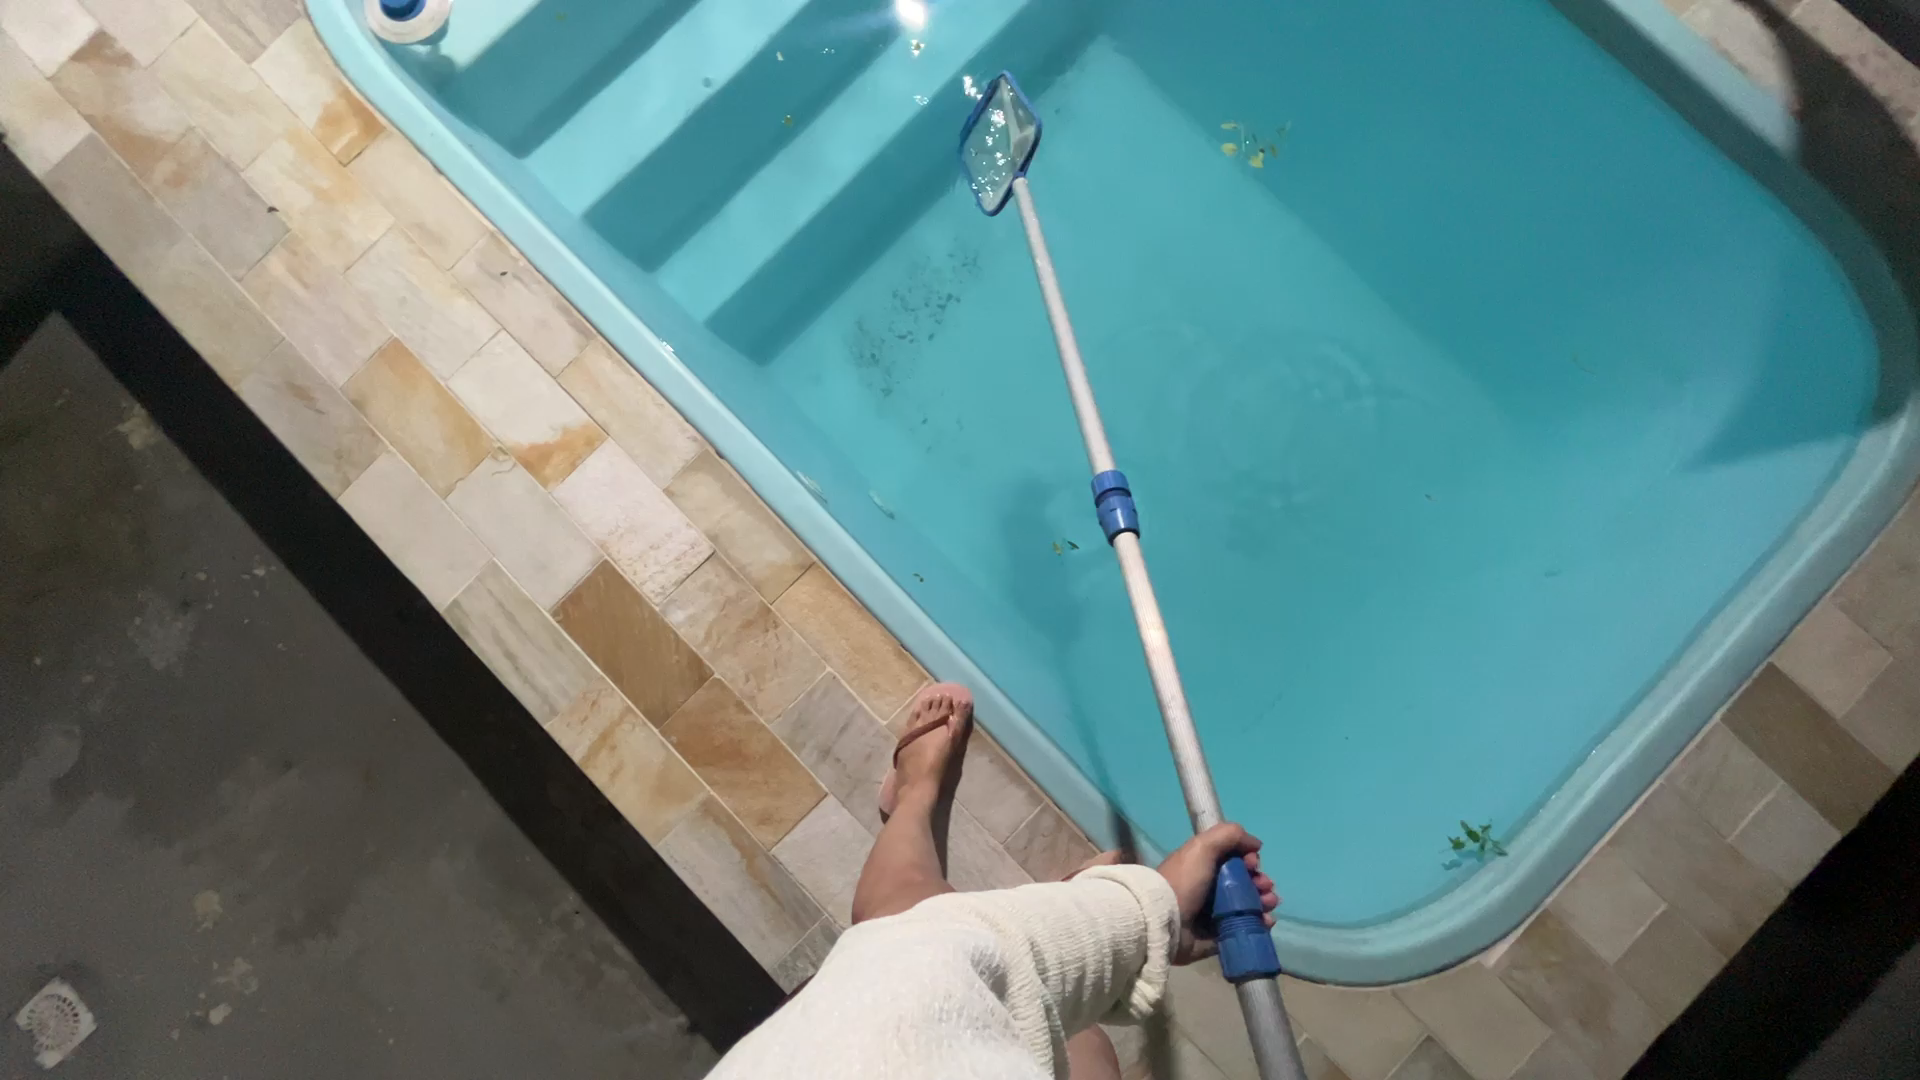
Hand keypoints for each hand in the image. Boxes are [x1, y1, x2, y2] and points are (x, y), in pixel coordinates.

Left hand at [1156, 823, 1278, 964]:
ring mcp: (1217, 911)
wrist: (1167, 920)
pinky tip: (1267, 921)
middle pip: (1245, 880)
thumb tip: (1256, 843)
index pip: (1234, 858)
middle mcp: (1212, 885)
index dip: (1248, 858)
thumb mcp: (1202, 847)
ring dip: (1265, 900)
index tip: (1252, 863)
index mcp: (1205, 863)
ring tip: (1269, 903)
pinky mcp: (1222, 933)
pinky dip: (1261, 922)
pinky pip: (1248, 926)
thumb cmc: (1185, 880)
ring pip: (1250, 903)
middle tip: (1265, 886)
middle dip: (1261, 881)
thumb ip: (1228, 835)